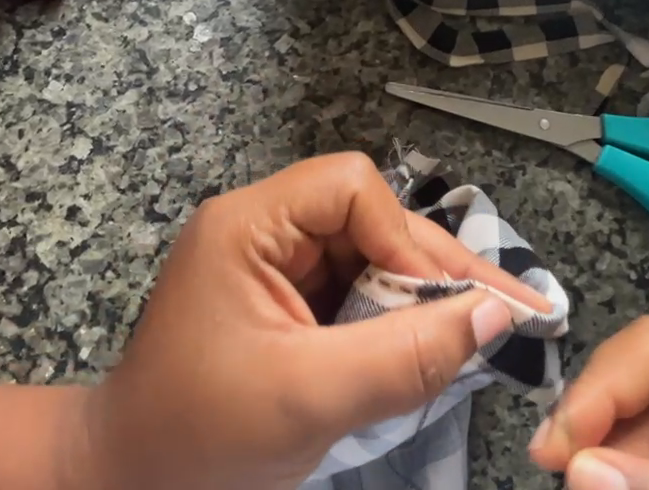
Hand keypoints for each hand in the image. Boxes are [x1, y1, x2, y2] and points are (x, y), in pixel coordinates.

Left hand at [83, 152, 551, 489]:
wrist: (137, 470)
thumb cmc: (204, 432)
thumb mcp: (309, 397)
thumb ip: (403, 358)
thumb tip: (492, 317)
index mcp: (247, 225)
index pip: (345, 187)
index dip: (403, 238)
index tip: (447, 303)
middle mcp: (260, 227)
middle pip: (363, 216)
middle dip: (431, 266)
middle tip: (511, 312)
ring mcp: (269, 260)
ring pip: (364, 252)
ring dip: (420, 292)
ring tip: (485, 328)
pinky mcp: (280, 295)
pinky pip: (350, 286)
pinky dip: (392, 315)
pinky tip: (434, 341)